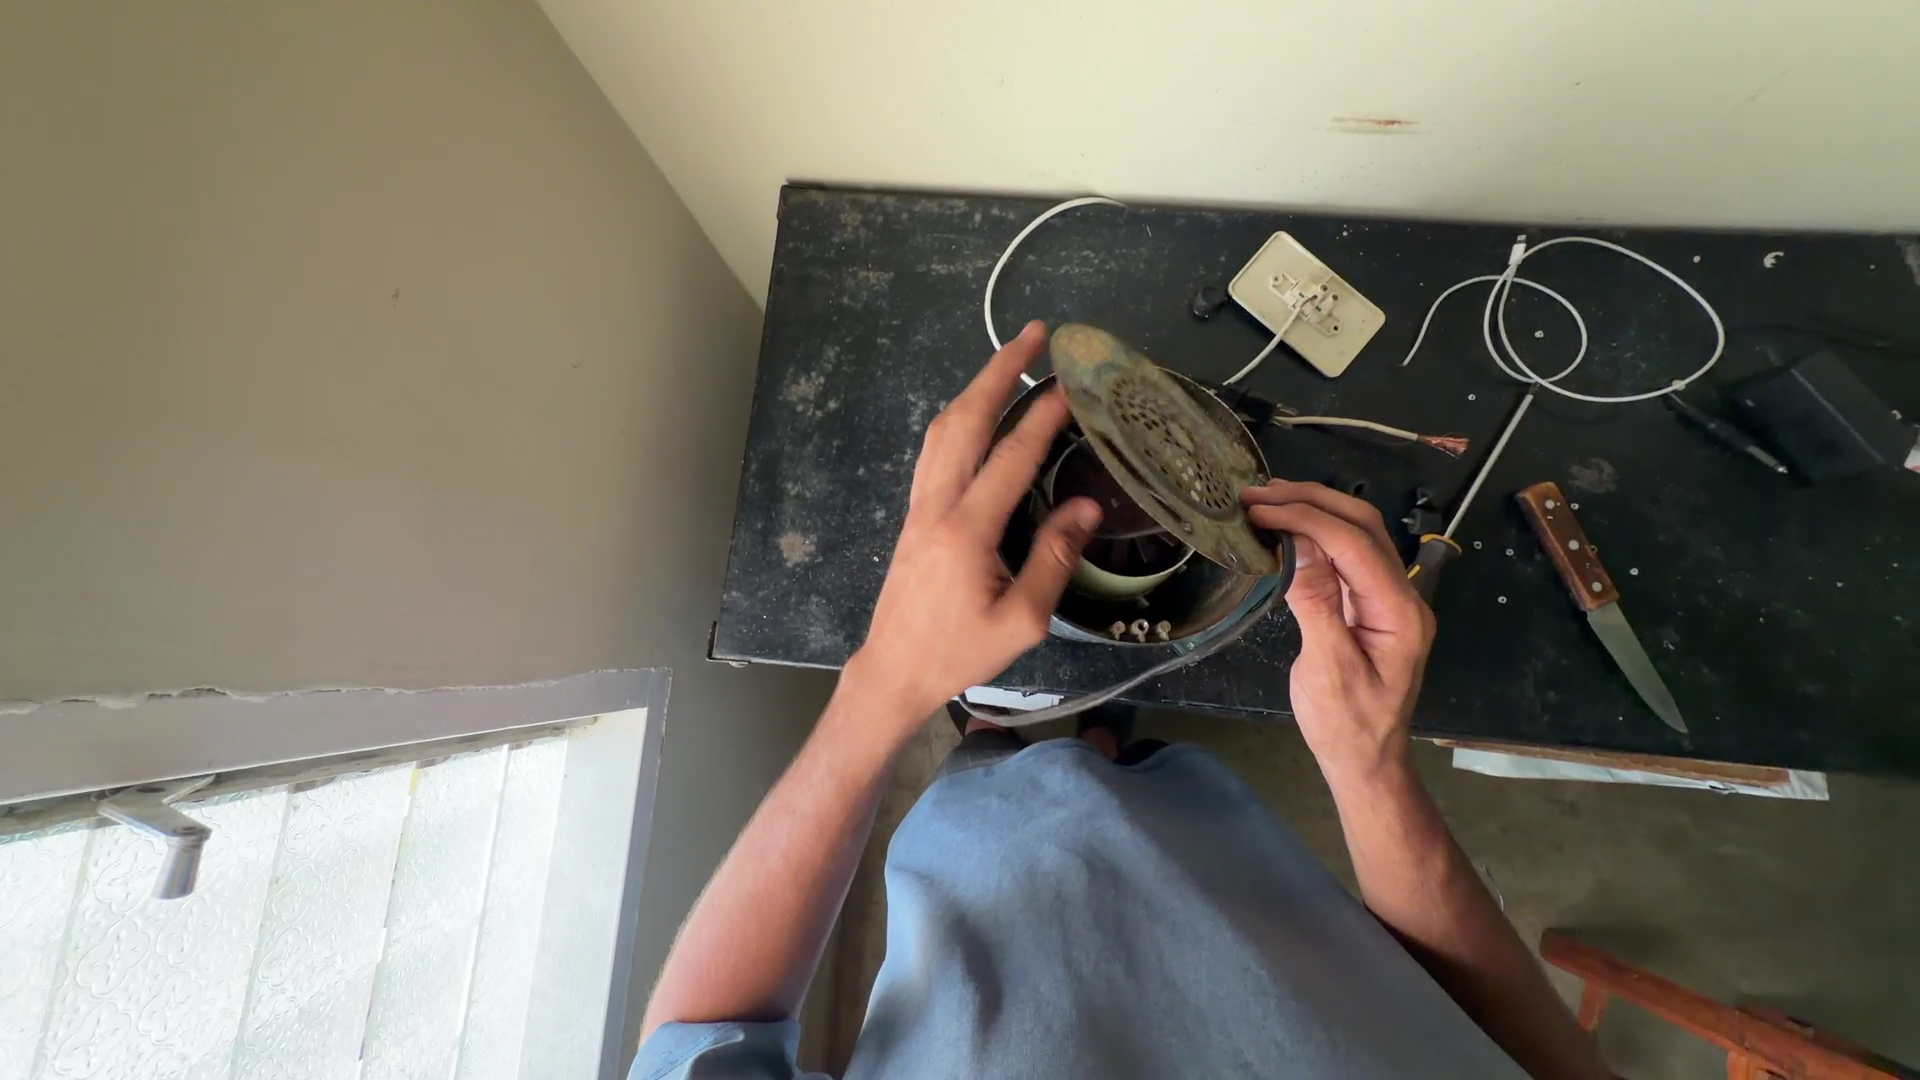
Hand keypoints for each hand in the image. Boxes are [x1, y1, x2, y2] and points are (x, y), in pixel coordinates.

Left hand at [845, 322, 1101, 725]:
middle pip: (965, 421)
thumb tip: (1087, 508)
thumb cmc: (959, 652)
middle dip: (998, 371)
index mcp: (967, 530)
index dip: (1041, 415)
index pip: (1011, 456)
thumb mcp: (1023, 619)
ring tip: (1007, 361)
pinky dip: (957, 420)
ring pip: (942, 430)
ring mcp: (918, 506)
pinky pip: (933, 451)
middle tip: (1032, 335)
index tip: (1068, 382)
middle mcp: (937, 505)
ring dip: (974, 388)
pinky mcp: (913, 514)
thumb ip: (1054, 559)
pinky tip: (974, 415)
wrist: (894, 670)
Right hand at [1242, 481, 1435, 786]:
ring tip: (1263, 499)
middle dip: (1311, 500)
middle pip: (1364, 524)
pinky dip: (1312, 531)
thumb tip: (1297, 546)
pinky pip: (1344, 553)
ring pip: (1356, 532)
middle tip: (1256, 494)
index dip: (1306, 518)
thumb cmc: (1346, 723)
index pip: (1355, 544)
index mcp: (1398, 611)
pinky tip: (1283, 526)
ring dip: (1312, 508)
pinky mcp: (1365, 602)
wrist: (1365, 759)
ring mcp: (1384, 596)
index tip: (1259, 510)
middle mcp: (1399, 594)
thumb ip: (1317, 605)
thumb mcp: (1327, 669)